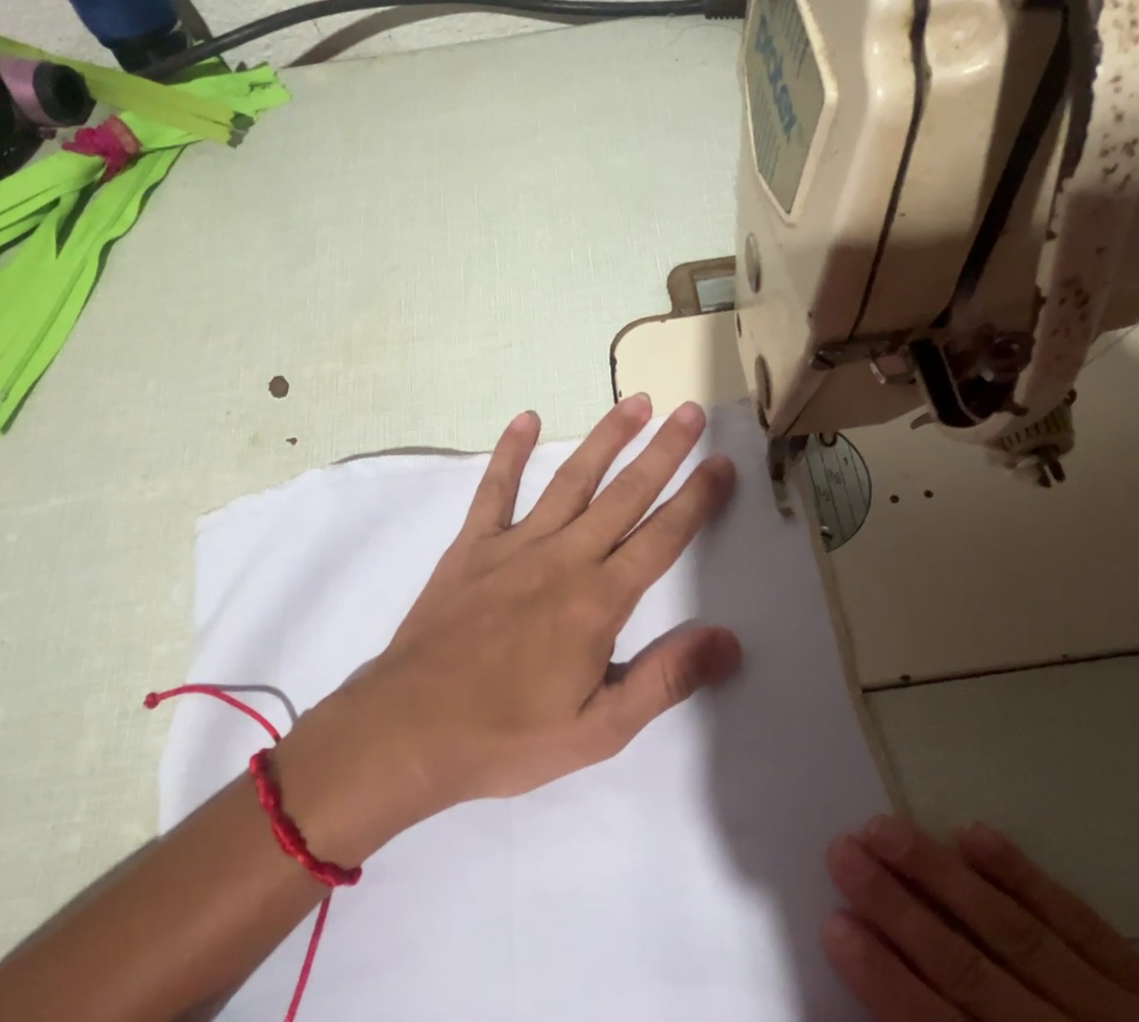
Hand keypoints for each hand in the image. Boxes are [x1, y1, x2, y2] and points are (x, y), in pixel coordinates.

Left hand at [279, 396, 741, 848]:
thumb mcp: (600, 729)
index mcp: (599, 602)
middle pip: (624, 495)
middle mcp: (563, 559)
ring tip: (633, 402)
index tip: (722, 464)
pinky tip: (526, 419)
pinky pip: (494, 490)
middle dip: (663, 452)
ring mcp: (513, 547)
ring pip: (570, 480)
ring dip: (605, 439)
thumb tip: (730, 640)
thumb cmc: (509, 736)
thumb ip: (666, 679)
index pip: (662, 538)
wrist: (409, 730)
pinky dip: (510, 453)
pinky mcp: (470, 548)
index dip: (697, 500)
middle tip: (690, 410)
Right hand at [823, 817, 1138, 1021]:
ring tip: (890, 830)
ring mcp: (1122, 1015)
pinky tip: (976, 836)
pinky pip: (1084, 926)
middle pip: (970, 971)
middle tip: (845, 852)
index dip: (886, 979)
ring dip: (945, 879)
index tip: (837, 925)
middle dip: (900, 910)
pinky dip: (1027, 880)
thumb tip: (902, 1013)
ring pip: (1016, 935)